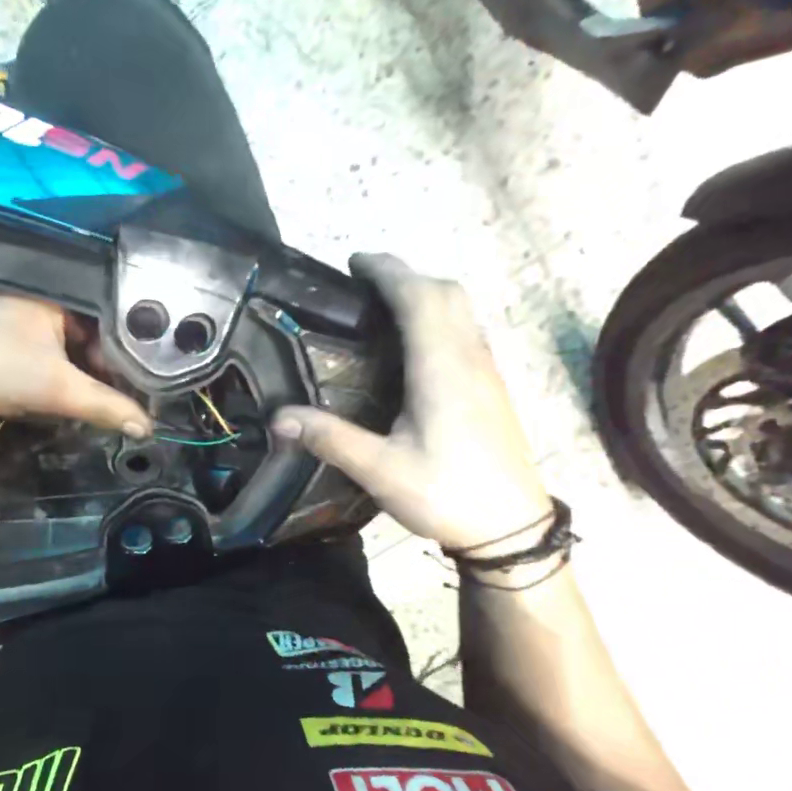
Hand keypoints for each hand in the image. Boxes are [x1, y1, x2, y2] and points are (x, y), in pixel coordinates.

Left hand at [0, 289, 152, 435]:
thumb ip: (107, 406)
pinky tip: (45, 377)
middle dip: (93, 359)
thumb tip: (147, 427)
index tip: (125, 380)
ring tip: (77, 387)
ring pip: (56, 331)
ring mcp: (5, 299)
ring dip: (70, 360)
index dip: (118, 350)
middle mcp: (31, 286)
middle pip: (81, 325)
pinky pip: (33, 332)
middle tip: (102, 389)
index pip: (104, 317)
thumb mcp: (61, 391)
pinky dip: (46, 355)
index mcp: (54, 290)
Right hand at [271, 254, 550, 552]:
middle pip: (445, 292)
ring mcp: (487, 371)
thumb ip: (330, 438)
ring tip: (388, 310)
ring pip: (462, 310)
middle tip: (366, 286)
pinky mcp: (494, 388)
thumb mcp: (380, 470)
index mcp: (440, 368)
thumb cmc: (446, 494)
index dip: (387, 271)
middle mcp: (468, 358)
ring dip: (427, 295)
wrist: (512, 528)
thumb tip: (279, 417)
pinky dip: (442, 319)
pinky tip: (420, 350)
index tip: (355, 263)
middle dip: (406, 276)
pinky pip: (468, 332)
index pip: (417, 297)